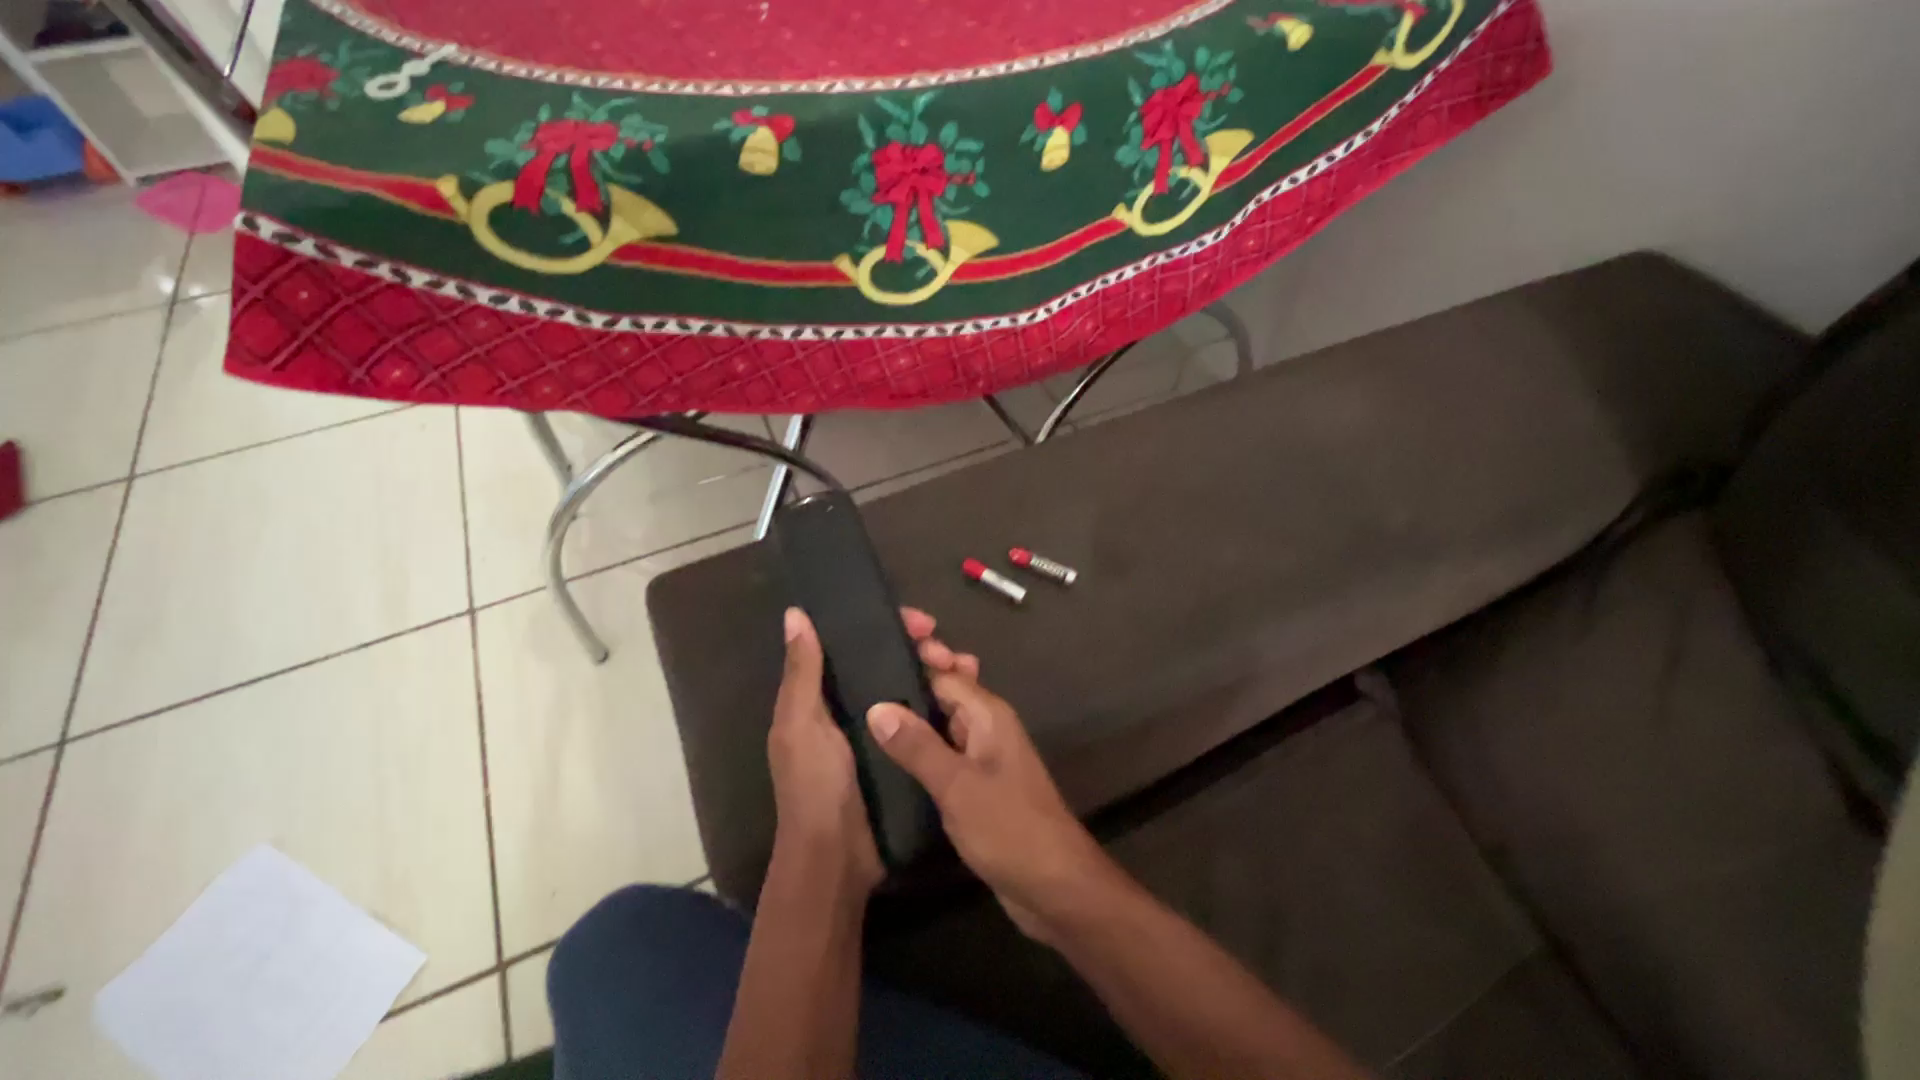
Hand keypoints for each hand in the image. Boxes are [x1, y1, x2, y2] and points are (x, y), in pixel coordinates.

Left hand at [768, 606, 975, 894]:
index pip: (857, 645)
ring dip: (939, 674)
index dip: (888, 626)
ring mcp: (883, 734)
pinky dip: (946, 706)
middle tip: (950, 651)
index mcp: (823, 697)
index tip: (923, 622)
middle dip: (923, 650)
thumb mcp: (801, 725)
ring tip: (969, 668)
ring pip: (913, 689)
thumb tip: (795, 613)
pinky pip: (926, 722)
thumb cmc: (814, 785)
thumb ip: (802, 673)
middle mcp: (853, 708)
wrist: (836, 858)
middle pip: (891, 663)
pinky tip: (970, 698)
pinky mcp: (905, 757)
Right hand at [866, 670, 1117, 943]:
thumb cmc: (1010, 828)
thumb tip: (876, 705)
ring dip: (912, 720)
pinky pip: (945, 757)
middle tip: (857, 680)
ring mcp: (984, 761)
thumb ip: (917, 746)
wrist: (1055, 887)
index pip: (944, 672)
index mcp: (988, 716)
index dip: (911, 658)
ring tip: (859, 714)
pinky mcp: (978, 791)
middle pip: (945, 694)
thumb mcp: (957, 786)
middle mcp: (987, 730)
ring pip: (944, 727)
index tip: (870, 646)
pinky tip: (886, 761)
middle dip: (910, 684)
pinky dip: (920, 752)